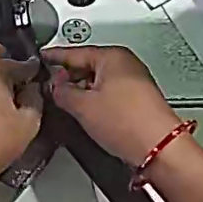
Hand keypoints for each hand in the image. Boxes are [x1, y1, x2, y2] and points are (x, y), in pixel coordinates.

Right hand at [43, 45, 183, 164]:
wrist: (160, 149)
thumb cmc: (131, 123)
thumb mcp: (81, 106)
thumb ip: (60, 91)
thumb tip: (54, 87)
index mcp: (113, 56)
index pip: (73, 52)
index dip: (53, 57)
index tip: (42, 58)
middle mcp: (126, 65)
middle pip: (86, 65)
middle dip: (68, 78)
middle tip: (52, 89)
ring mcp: (135, 82)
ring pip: (97, 81)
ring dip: (82, 92)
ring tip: (70, 106)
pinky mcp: (138, 100)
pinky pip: (109, 94)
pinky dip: (96, 101)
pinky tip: (89, 115)